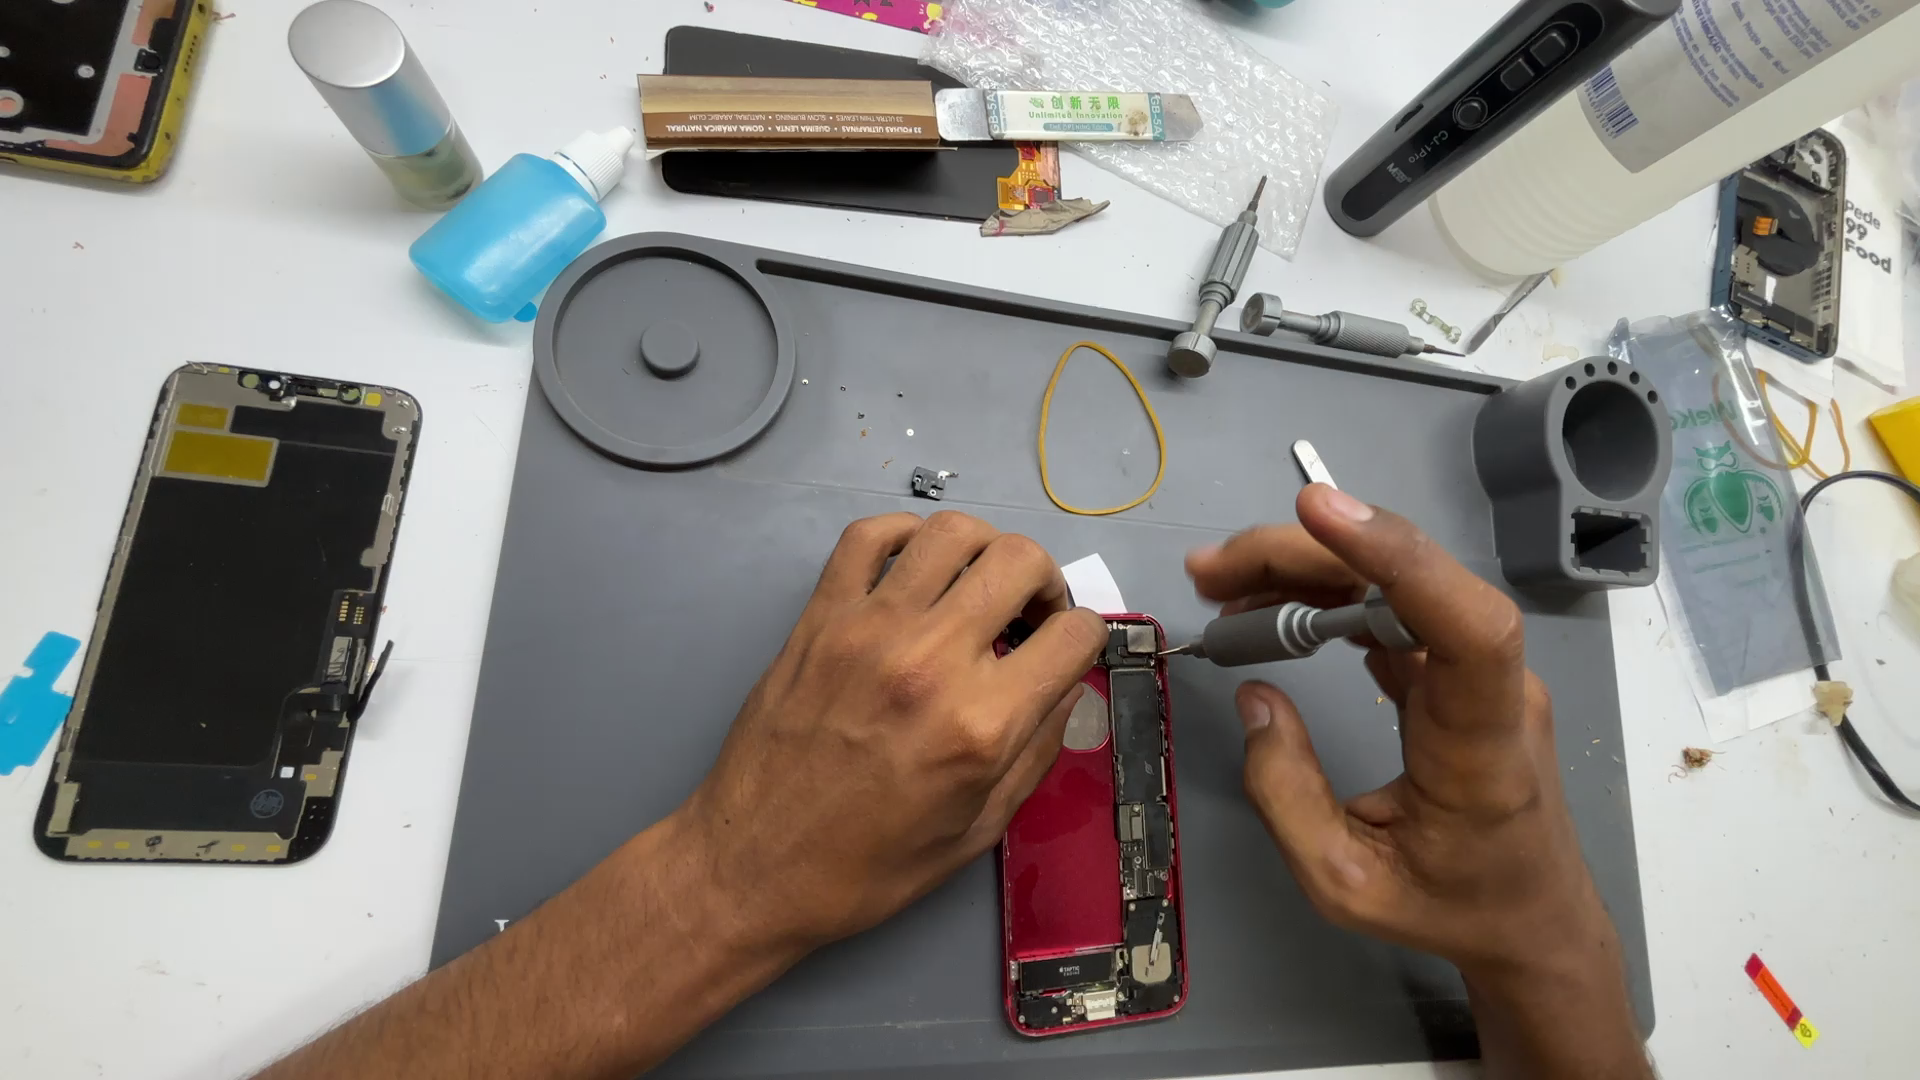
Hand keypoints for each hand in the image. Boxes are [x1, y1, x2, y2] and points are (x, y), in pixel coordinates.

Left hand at [680, 510, 1106, 949]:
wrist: (754, 865)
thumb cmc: (872, 864)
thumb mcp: (981, 829)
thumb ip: (1040, 746)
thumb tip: (1066, 678)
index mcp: (983, 723)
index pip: (1074, 635)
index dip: (1086, 637)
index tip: (1065, 649)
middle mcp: (932, 659)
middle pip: (1020, 560)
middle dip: (1045, 580)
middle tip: (1028, 614)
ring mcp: (869, 627)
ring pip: (951, 532)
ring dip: (984, 549)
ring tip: (976, 585)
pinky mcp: (820, 615)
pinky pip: (868, 534)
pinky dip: (905, 534)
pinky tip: (915, 569)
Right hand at [1188, 486, 1644, 1077]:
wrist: (1533, 921)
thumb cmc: (1448, 907)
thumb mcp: (1343, 882)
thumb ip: (1285, 794)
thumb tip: (1256, 694)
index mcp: (1481, 747)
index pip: (1467, 626)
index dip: (1396, 555)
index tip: (1315, 508)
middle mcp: (1489, 688)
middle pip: (1403, 582)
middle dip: (1299, 556)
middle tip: (1207, 570)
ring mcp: (1469, 670)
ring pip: (1386, 582)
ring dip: (1298, 568)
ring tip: (1218, 584)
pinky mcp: (1444, 666)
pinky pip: (1380, 606)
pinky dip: (1315, 592)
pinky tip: (1262, 603)